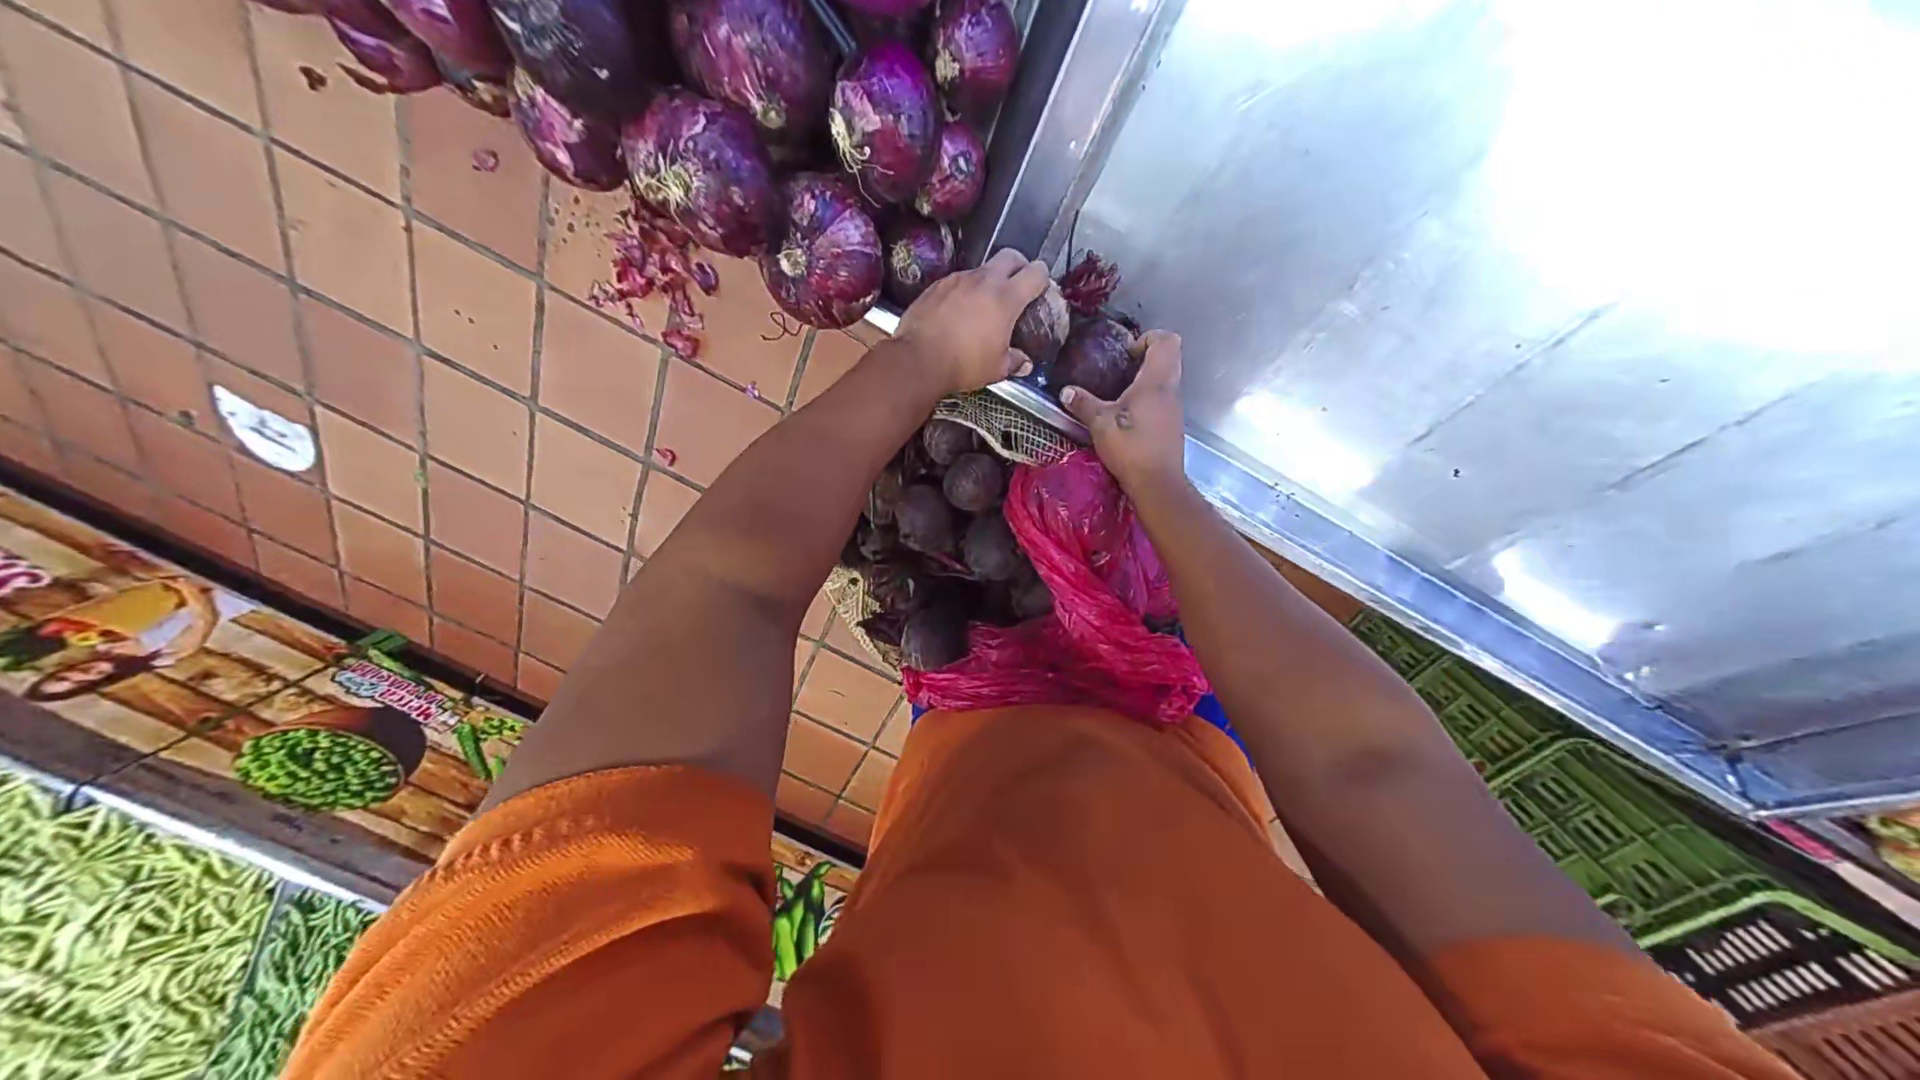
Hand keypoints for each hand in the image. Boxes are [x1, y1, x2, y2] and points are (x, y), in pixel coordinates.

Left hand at [893, 248, 1050, 393]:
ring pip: (981, 269)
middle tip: (1018, 284)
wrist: (918, 359)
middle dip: (1019, 266)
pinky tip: (958, 311)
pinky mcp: (936, 285)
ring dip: (988, 280)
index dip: (1043, 279)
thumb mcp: (996, 368)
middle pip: (1010, 256)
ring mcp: (957, 279)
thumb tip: (1024, 362)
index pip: (1036, 273)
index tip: (1041, 290)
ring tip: (984, 304)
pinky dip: (964, 291)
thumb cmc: (964, 364)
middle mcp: (983, 280)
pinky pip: (957, 281)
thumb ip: (1014, 360)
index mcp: (1005, 298)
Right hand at [1061, 330, 1186, 492]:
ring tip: (1118, 394)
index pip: (1166, 341)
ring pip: (1165, 381)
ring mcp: (1174, 410)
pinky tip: (1126, 417)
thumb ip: (1083, 404)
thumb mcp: (1100, 424)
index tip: (1127, 351)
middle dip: (1145, 357)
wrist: (1157, 484)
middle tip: (1120, 369)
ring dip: (1145, 381)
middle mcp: (1171, 391)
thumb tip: (1066, 391)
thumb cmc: (1131, 448)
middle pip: (1168, 358)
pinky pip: (1162, 401)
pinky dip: (1147, 400)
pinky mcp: (1172, 426)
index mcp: (1156, 382)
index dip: (1148, 337)